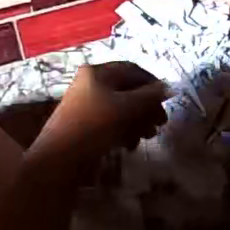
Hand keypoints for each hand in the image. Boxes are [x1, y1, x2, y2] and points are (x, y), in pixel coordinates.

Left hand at [33, 62, 168, 166]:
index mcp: (98, 73)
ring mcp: (88, 104)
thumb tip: (170, 87)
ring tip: (147, 137)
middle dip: (146, 107)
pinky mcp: (86, 124)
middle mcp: (92, 84)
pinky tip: (130, 145)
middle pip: (128, 90)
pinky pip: (111, 121)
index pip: (132, 70)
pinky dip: (124, 130)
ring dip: (138, 121)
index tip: (167, 102)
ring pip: (121, 108)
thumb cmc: (93, 126)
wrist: (59, 159)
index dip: (152, 84)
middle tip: (160, 124)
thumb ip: (149, 97)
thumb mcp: (125, 108)